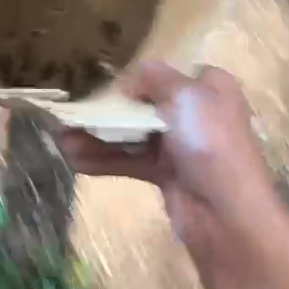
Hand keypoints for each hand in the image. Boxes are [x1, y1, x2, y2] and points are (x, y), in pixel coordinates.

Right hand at [58, 62, 282, 258]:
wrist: (227, 213)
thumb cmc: (209, 142)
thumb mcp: (185, 94)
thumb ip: (153, 77)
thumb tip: (128, 79)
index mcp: (209, 88)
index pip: (167, 74)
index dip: (137, 77)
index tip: (103, 83)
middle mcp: (196, 113)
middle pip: (142, 104)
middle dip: (104, 110)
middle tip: (70, 113)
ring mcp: (179, 146)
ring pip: (130, 134)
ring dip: (96, 137)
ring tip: (61, 140)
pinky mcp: (166, 174)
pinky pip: (129, 161)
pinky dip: (103, 159)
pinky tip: (74, 160)